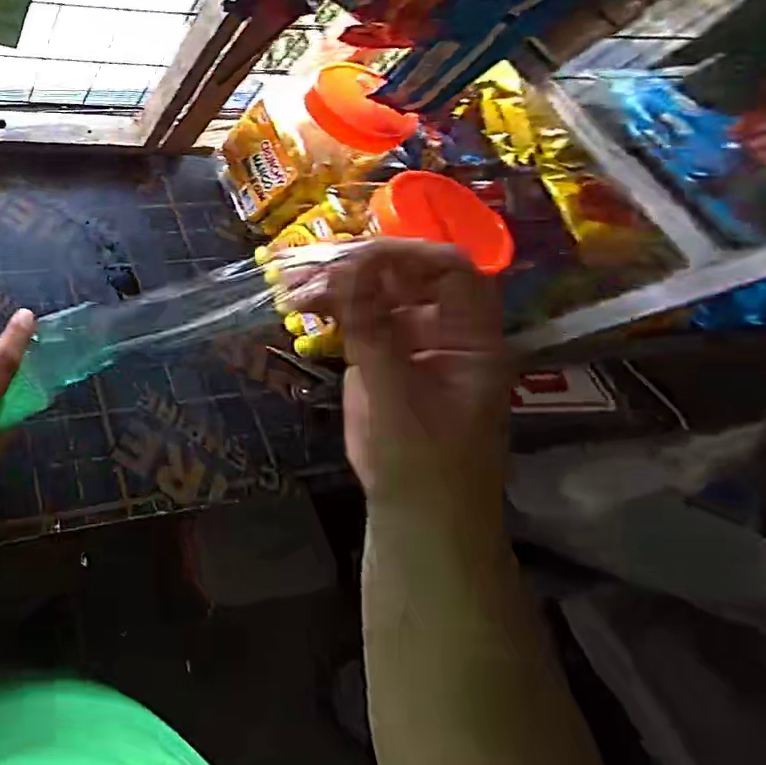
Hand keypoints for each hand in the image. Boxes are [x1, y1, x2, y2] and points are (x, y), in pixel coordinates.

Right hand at [303, 240, 510, 526]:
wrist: (417, 510)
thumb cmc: (424, 459)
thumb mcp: (397, 393)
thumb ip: (371, 330)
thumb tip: (346, 271)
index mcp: (471, 338)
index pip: (450, 271)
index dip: (405, 254)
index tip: (351, 257)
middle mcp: (443, 332)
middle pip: (407, 277)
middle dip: (359, 266)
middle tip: (309, 269)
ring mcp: (409, 344)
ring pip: (375, 295)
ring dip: (336, 285)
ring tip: (294, 289)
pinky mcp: (378, 358)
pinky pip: (355, 319)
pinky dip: (328, 309)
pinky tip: (300, 307)